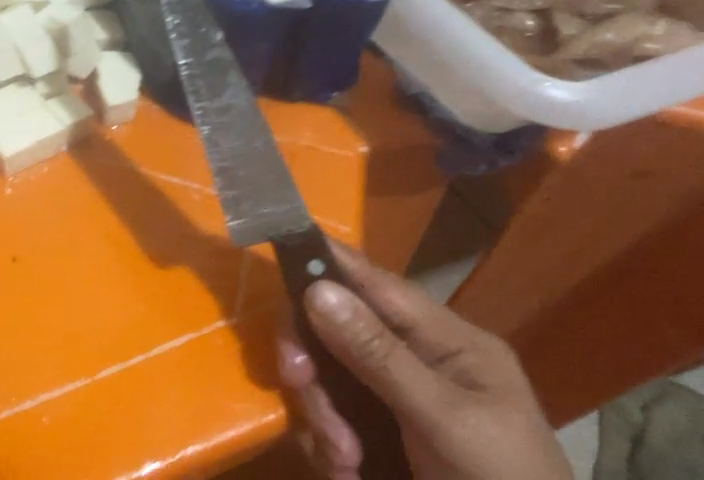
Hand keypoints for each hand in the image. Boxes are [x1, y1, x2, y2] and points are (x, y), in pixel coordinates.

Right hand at [277, 244, 570, 479]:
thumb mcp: (448, 421)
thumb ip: (380, 356)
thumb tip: (316, 287)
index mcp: (446, 341)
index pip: (370, 280)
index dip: (319, 261)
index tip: (270, 260)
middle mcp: (414, 359)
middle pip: (330, 328)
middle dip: (310, 361)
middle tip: (298, 384)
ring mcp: (391, 397)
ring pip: (321, 376)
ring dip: (319, 414)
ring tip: (344, 460)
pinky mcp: (375, 434)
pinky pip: (325, 417)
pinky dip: (324, 444)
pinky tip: (345, 471)